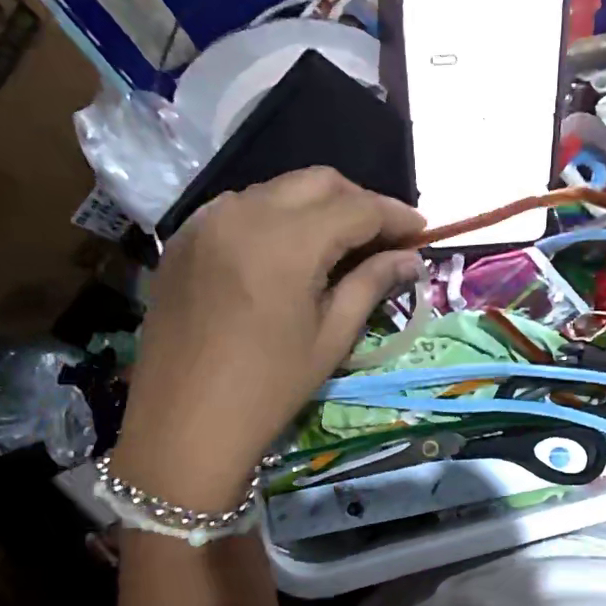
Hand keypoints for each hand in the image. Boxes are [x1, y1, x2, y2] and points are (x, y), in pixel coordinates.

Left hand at [110, 167, 425, 509]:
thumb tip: (410, 258)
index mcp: (286, 242)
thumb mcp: (331, 337)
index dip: (395, 215)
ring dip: (318, 206)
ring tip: (342, 243)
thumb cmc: (269, 388)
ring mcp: (207, 220)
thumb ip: (371, 283)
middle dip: (359, 201)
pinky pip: (242, 207)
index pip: (356, 207)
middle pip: (318, 182)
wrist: (183, 423)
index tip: (422, 230)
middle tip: (385, 235)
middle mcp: (244, 213)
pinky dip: (278, 216)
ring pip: (279, 190)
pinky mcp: (185, 237)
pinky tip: (290, 250)